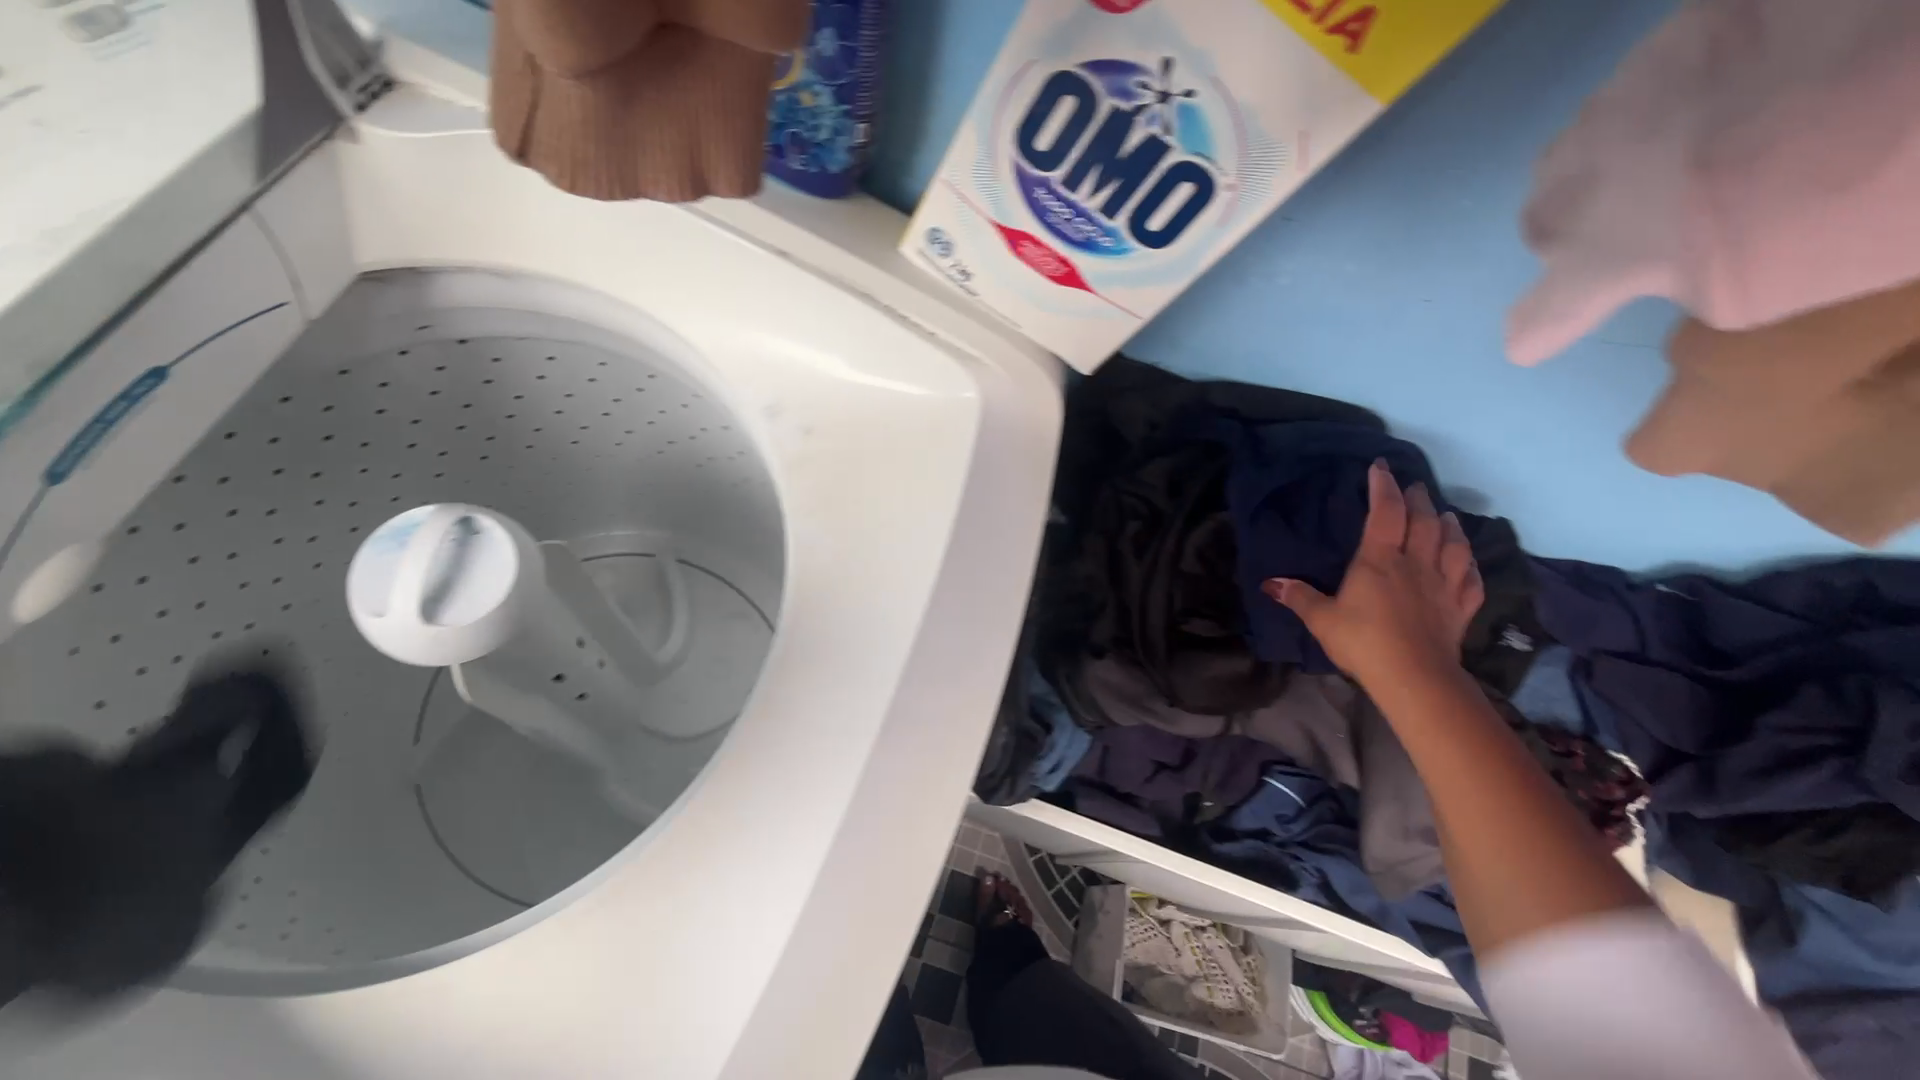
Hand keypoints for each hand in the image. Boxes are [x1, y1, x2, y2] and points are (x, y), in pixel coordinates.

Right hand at [1262, 460, 1483, 686]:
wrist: (1414, 677)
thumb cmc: (1363, 642)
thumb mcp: (1321, 620)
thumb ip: (1299, 598)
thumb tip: (1269, 583)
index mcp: (1379, 560)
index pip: (1385, 512)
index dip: (1383, 487)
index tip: (1380, 467)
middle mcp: (1415, 564)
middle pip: (1422, 521)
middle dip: (1418, 500)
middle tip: (1415, 487)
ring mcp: (1443, 585)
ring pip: (1452, 545)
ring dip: (1449, 525)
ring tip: (1445, 515)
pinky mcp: (1460, 608)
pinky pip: (1470, 580)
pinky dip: (1470, 565)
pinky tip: (1467, 561)